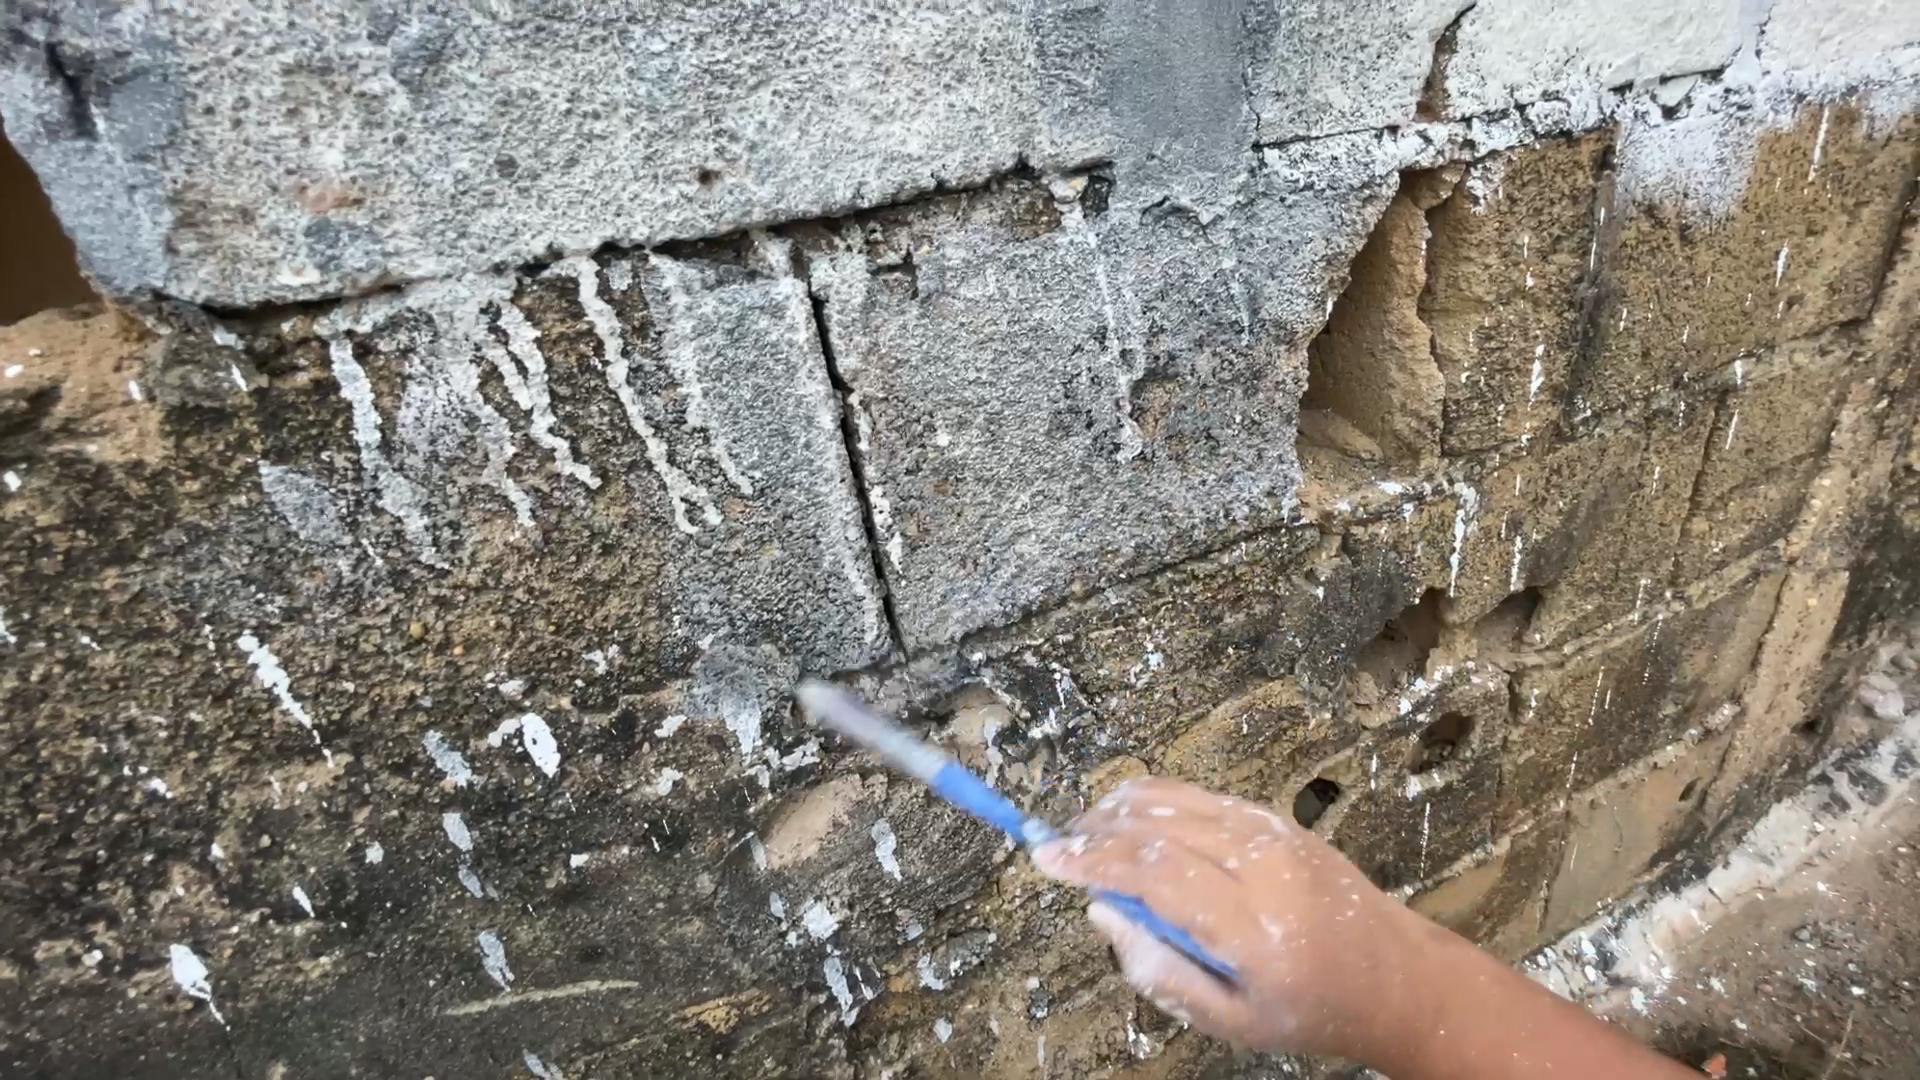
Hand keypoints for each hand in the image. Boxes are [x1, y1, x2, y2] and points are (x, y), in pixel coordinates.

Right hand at [1031, 776, 1425, 1059]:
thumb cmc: (1310, 1011)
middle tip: (1058, 842)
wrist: (1398, 975)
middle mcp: (1259, 866)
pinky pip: (1197, 793)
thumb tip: (1102, 908)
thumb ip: (1160, 970)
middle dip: (1095, 829)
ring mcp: (1268, 832)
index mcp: (1251, 928)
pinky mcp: (1272, 815)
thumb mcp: (1232, 1023)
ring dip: (1118, 808)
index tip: (1046, 856)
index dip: (1092, 859)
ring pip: (1173, 799)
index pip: (1155, 874)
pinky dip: (1152, 798)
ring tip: (1085, 827)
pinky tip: (1128, 812)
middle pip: (1157, 826)